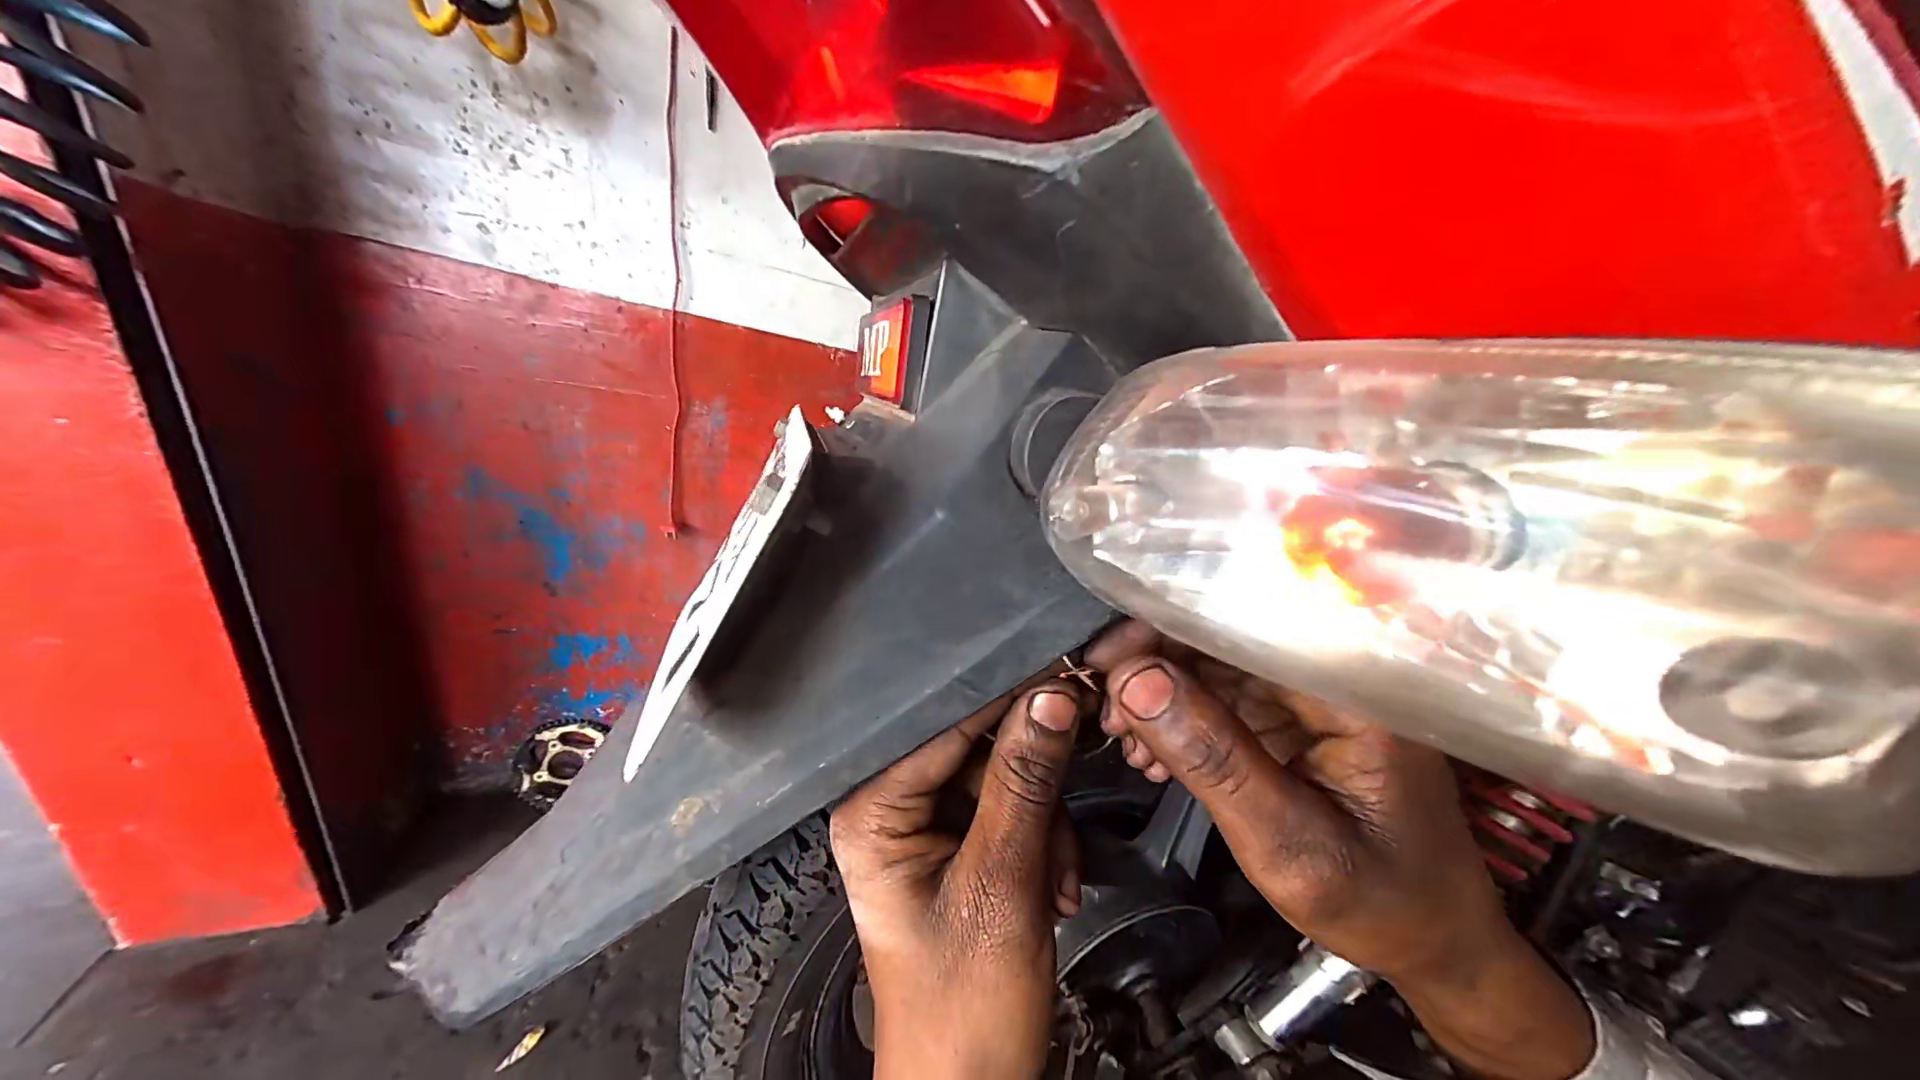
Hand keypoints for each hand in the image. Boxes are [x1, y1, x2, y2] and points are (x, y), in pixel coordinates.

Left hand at [830, 678, 1090, 1079]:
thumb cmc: (961, 1012)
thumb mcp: (1000, 884)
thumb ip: (1024, 784)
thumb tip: (1048, 700)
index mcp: (873, 811)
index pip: (944, 725)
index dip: (1005, 702)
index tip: (1061, 682)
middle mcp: (893, 810)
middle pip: (979, 750)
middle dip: (1031, 794)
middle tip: (1054, 836)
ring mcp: (927, 829)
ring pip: (1006, 780)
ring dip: (1043, 827)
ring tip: (1050, 883)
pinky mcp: (959, 848)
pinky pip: (1012, 810)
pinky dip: (1042, 843)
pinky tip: (1048, 886)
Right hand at [1087, 621, 1594, 1079]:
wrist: (1429, 939)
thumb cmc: (1381, 902)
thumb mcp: (1287, 843)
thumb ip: (1212, 759)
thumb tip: (1135, 680)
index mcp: (1352, 690)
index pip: (1240, 625)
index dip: (1163, 629)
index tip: (1105, 658)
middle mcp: (1330, 675)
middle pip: (1216, 635)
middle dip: (1149, 665)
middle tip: (1105, 706)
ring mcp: (1307, 693)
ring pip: (1207, 661)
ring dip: (1155, 693)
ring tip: (1128, 739)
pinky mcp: (1288, 712)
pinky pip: (1215, 693)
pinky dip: (1173, 716)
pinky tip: (1153, 749)